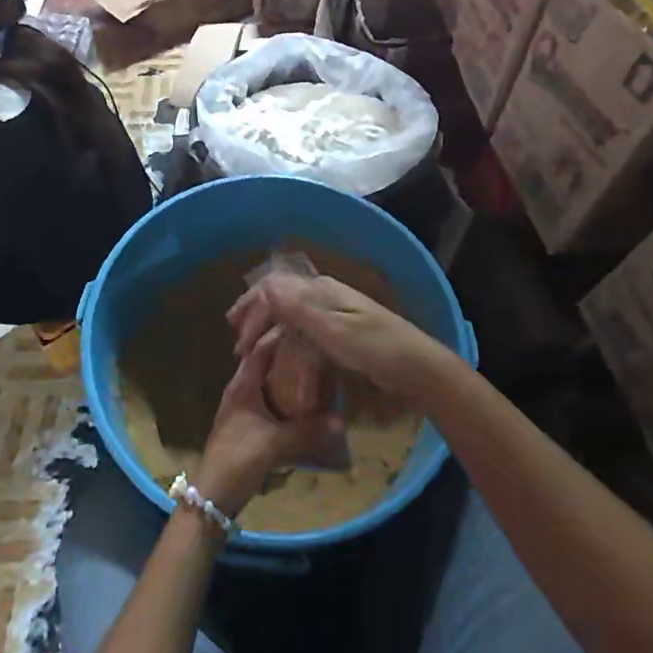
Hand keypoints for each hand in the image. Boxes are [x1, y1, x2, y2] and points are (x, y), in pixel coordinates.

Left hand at [193, 328, 344, 518]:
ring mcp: (244, 409)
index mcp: (241, 386)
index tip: (306, 326)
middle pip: (267, 364)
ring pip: (270, 384)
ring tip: (321, 371)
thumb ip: (307, 430)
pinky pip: (272, 402)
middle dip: (291, 356)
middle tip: (321, 349)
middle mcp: (241, 391)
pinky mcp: (250, 426)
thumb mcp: (274, 443)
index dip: (280, 335)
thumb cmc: (237, 460)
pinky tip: (309, 404)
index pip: (260, 349)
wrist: (213, 496)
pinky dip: (288, 398)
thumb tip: (342, 419)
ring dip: (290, 377)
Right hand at [226, 273, 454, 396]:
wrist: (417, 366)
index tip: (238, 338)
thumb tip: (264, 285)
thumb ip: (299, 308)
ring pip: (288, 310)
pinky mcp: (338, 329)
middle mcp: (323, 294)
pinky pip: (301, 326)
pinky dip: (283, 335)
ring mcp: (332, 311)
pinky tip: (278, 350)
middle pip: (278, 295)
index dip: (252, 309)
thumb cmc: (375, 348)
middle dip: (253, 312)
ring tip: (249, 346)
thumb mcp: (334, 330)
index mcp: (320, 290)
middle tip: (235, 337)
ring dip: (266, 325)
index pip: (273, 288)